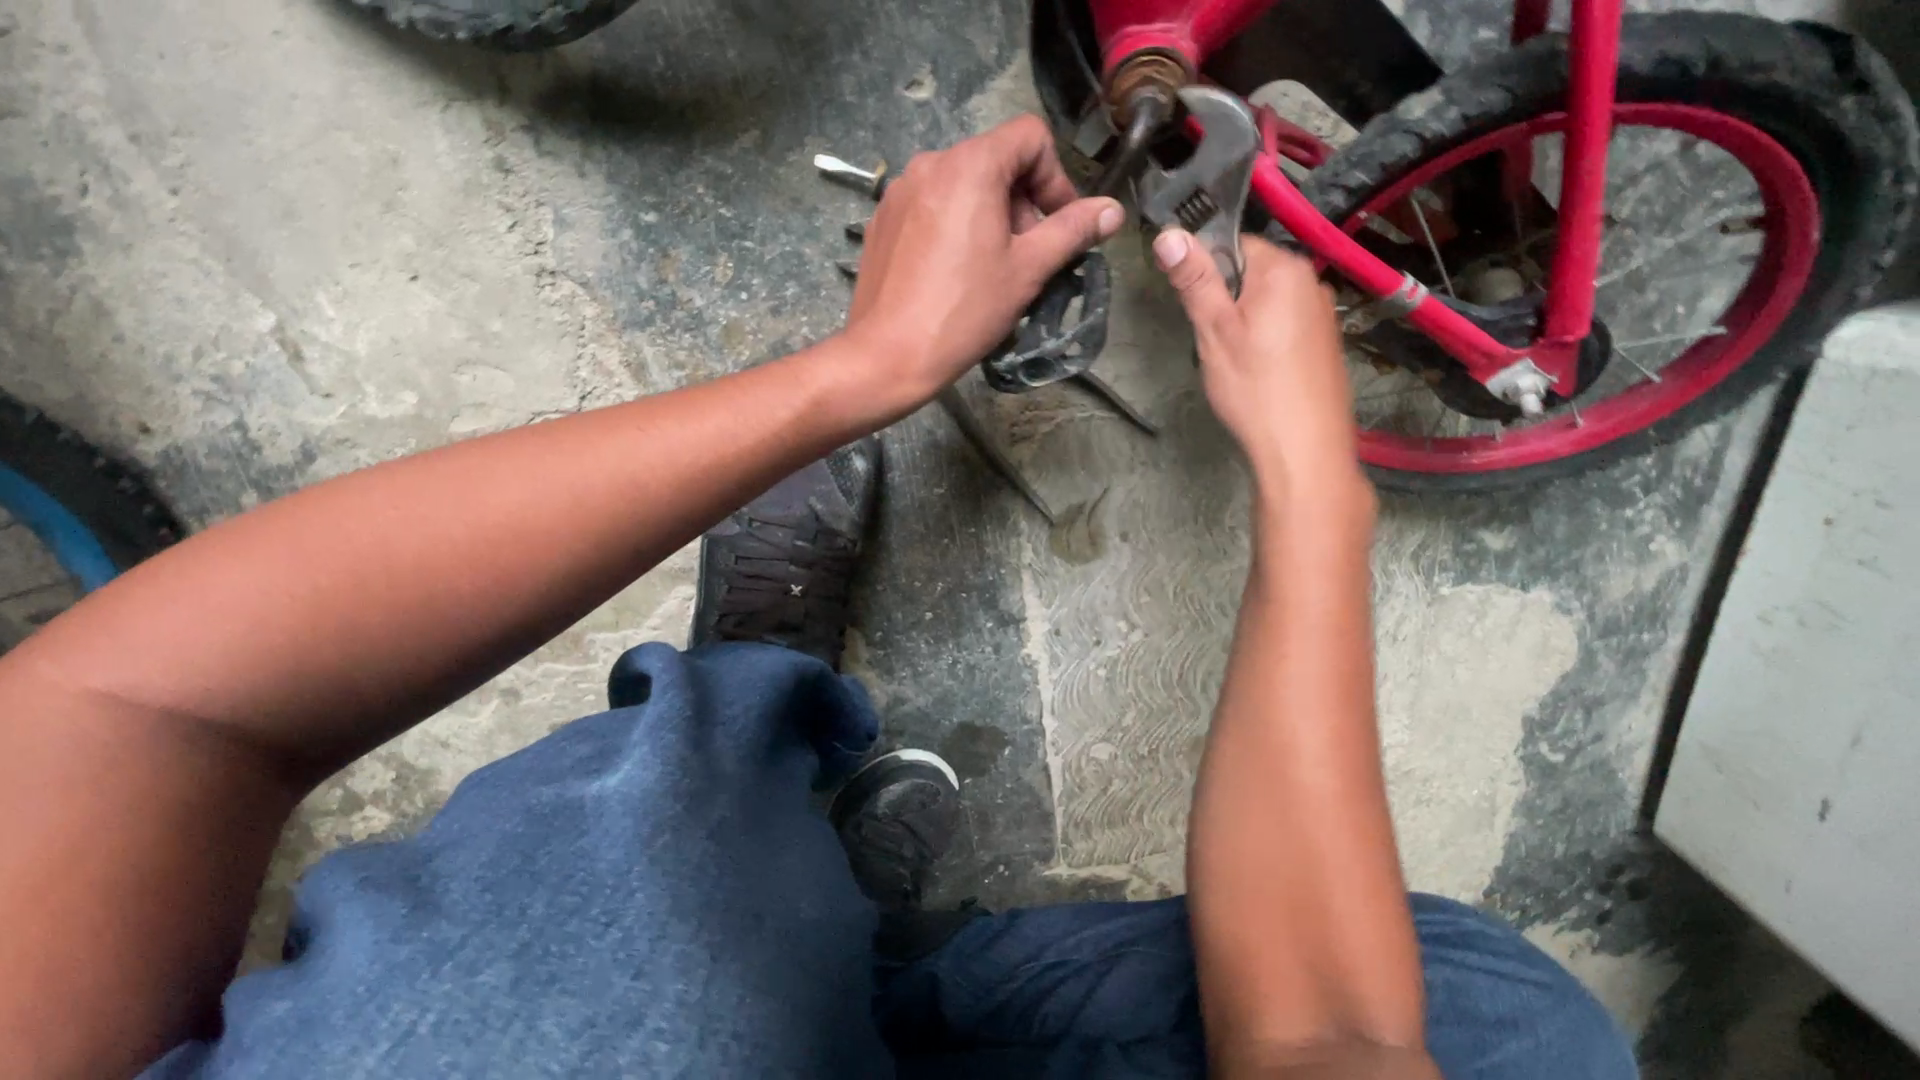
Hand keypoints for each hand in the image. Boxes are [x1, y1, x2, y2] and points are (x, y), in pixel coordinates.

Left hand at [843, 115, 1123, 404]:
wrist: (888, 354)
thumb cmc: (964, 311)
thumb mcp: (1028, 270)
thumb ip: (1072, 231)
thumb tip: (1113, 210)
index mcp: (969, 165)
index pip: (1030, 137)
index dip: (1055, 178)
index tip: (1059, 225)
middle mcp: (930, 164)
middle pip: (995, 161)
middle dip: (1022, 203)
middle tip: (1027, 257)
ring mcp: (900, 192)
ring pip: (963, 186)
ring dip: (991, 217)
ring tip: (991, 269)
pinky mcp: (883, 220)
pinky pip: (932, 207)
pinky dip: (955, 227)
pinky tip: (954, 274)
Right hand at [1154, 230, 1363, 491]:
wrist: (1304, 448)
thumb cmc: (1254, 387)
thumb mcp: (1213, 331)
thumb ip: (1194, 280)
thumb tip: (1168, 233)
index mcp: (1283, 269)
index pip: (1234, 245)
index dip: (1206, 273)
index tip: (1195, 308)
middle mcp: (1310, 281)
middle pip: (1251, 274)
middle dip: (1224, 301)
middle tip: (1211, 342)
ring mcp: (1322, 313)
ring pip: (1267, 303)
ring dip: (1244, 323)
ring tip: (1233, 362)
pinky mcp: (1325, 343)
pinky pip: (1285, 325)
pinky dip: (1265, 340)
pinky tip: (1258, 373)